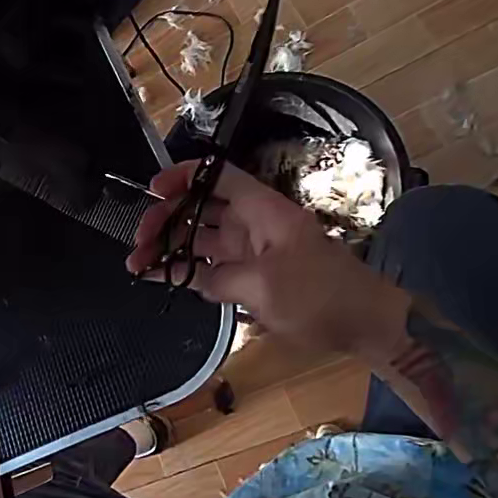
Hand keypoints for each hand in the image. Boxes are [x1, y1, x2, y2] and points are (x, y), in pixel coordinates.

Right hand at [125, 160, 409, 357]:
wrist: (362, 321)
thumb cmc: (320, 295)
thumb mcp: (266, 286)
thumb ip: (223, 279)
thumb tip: (197, 279)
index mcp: (261, 210)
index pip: (217, 176)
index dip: (183, 176)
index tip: (153, 190)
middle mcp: (253, 225)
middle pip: (201, 209)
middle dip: (165, 219)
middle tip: (137, 239)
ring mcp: (251, 252)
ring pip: (201, 240)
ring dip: (169, 248)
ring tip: (135, 262)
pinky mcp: (251, 278)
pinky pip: (211, 269)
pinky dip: (187, 271)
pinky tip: (158, 276)